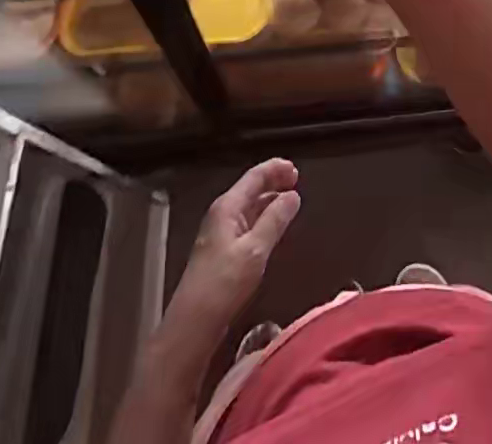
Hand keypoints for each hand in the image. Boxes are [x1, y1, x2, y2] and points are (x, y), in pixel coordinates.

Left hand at [173, 158, 301, 322]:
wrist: (193, 323)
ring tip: (291, 198)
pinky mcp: (223, 250)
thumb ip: (275, 220)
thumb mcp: (255, 250)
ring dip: (270, 199)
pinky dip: (263, 216)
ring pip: (249, 205)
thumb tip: (293, 195)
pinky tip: (274, 224)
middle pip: (250, 188)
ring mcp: (221, 232)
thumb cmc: (224, 283)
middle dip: (273, 181)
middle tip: (297, 180)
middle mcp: (222, 214)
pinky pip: (247, 222)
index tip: (296, 169)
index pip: (254, 177)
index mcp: (227, 207)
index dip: (276, 169)